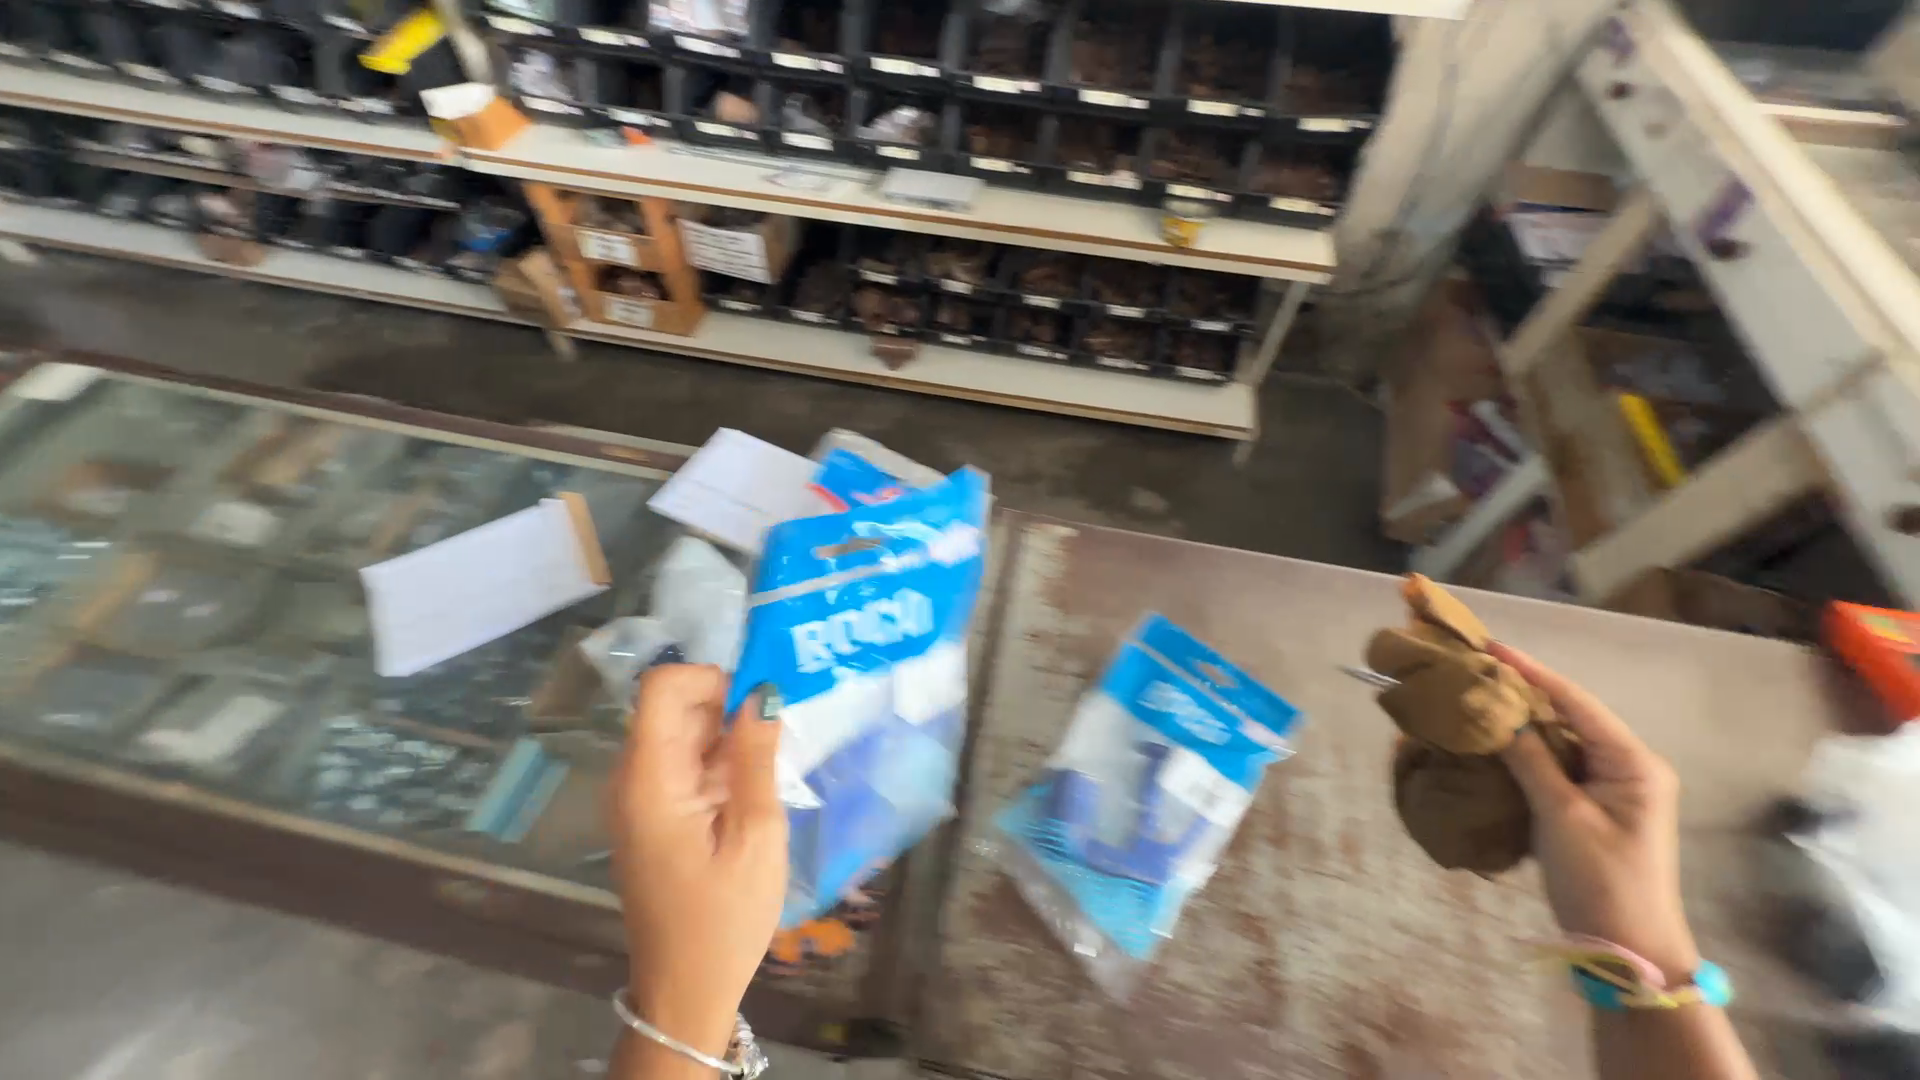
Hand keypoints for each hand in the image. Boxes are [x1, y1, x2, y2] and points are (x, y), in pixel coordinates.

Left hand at [608, 665, 786, 1057]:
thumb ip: (756, 757)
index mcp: (650, 779)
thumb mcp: (756, 834)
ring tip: (773, 766)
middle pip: (676, 706)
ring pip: (685, 732)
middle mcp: (634, 778)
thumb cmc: (724, 918)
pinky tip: (754, 791)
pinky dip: (722, 761)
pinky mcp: (655, 812)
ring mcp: (641, 796)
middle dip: (730, 707)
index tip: (758, 707)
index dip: (712, 679)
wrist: (686, 991)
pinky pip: (687, 763)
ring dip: (730, 735)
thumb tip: (763, 692)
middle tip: (779, 738)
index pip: (662, 686)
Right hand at [1493, 643, 1699, 981]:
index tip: (1490, 647)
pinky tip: (1488, 737)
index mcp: (1632, 762)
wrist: (1628, 945)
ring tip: (1473, 695)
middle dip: (1521, 690)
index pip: (1575, 702)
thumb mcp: (1562, 814)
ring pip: (1556, 737)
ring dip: (1517, 719)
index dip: (1532, 672)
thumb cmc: (1601, 877)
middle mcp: (1625, 765)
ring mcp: (1608, 785)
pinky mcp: (1588, 804)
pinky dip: (1519, 747)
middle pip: (1567, 714)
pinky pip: (1551, 761)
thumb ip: (1530, 758)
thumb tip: (1494, 713)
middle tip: (1473, 669)